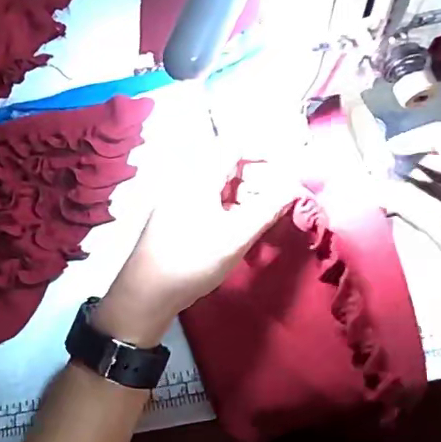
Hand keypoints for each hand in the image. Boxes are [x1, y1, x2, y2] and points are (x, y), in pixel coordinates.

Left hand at [97, 157, 299, 345]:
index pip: (234, 147)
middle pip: (228, 167)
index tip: (286, 171)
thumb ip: (268, 208)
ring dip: (245, 199)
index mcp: (199, 178)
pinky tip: (240, 233)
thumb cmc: (193, 261)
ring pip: (220, 188)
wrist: (146, 294)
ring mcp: (178, 201)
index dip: (263, 152)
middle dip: (258, 181)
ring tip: (262, 222)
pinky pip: (209, 203)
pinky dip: (230, 211)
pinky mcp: (176, 219)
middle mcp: (186, 182)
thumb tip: (293, 187)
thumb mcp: (237, 236)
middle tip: (277, 203)